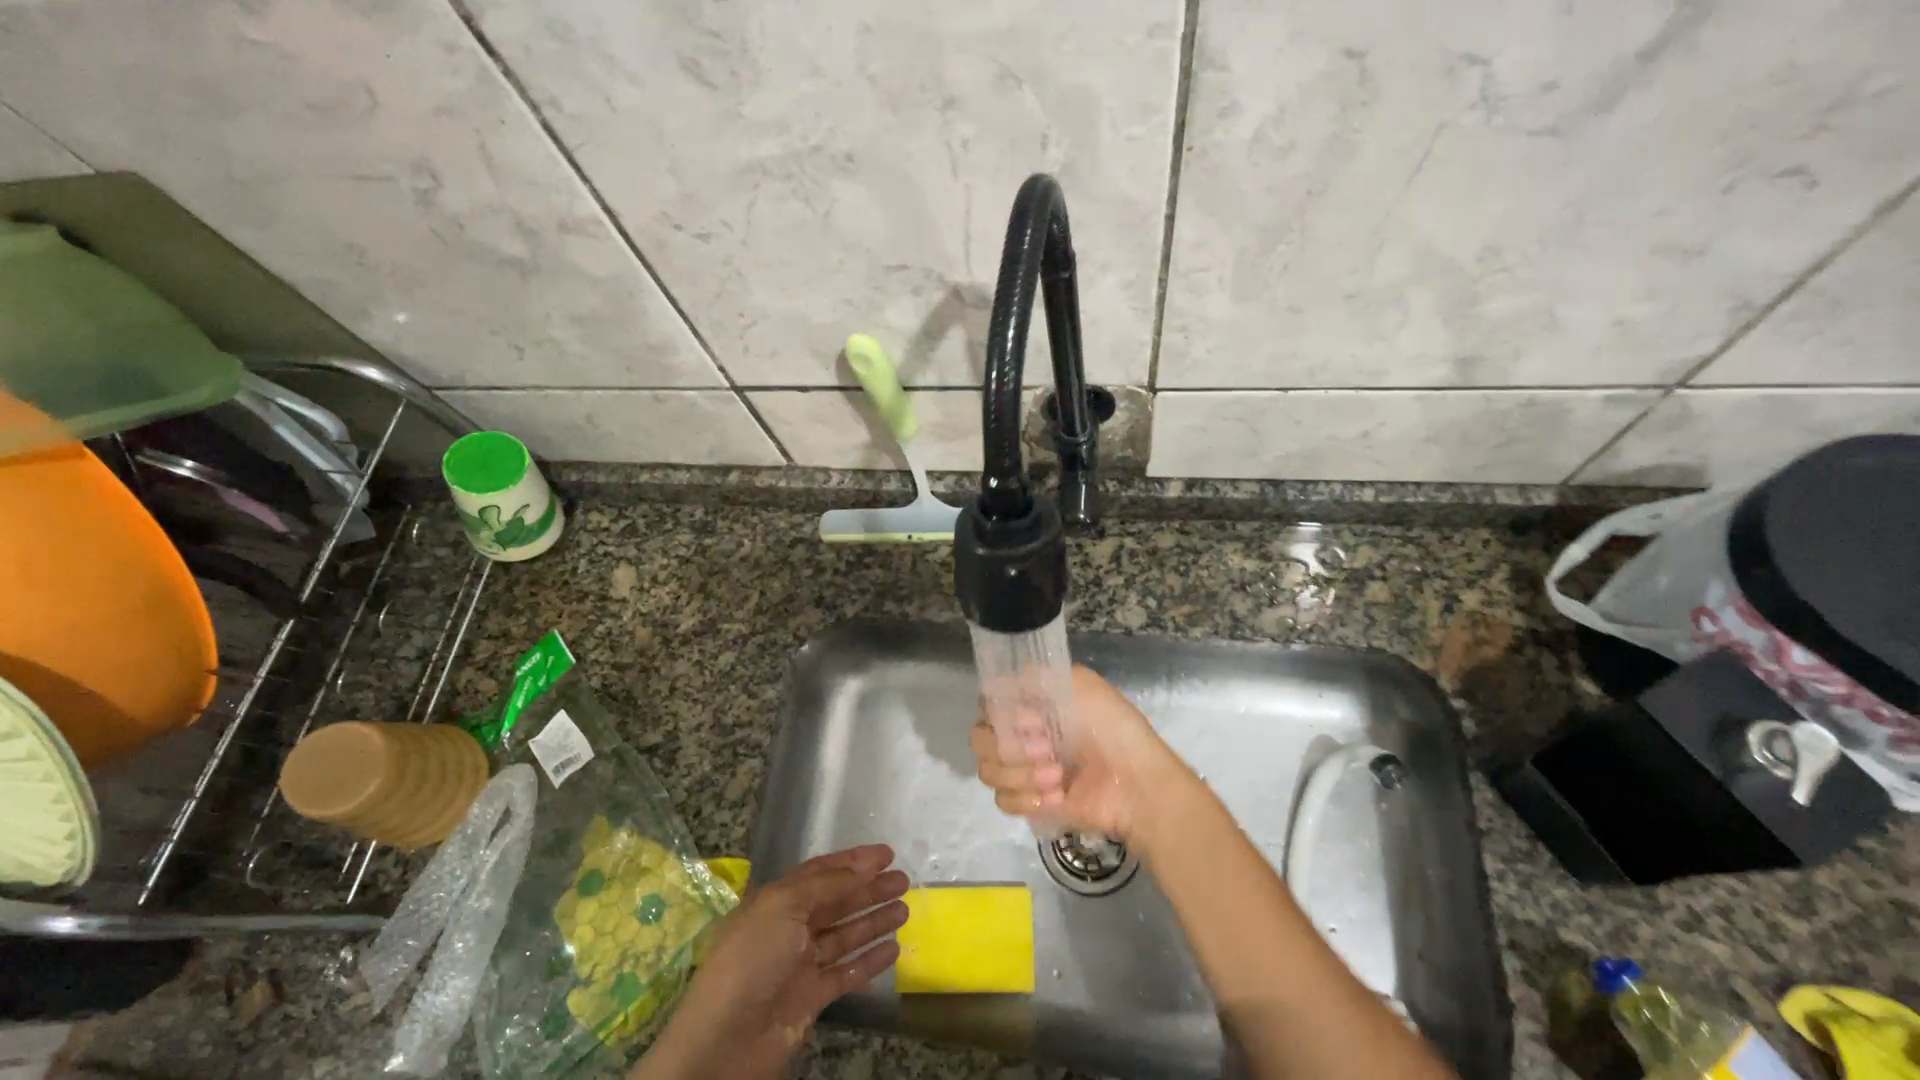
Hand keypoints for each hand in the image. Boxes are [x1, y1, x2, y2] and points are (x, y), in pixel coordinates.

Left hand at [634, 845, 907, 1079]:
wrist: (727, 1037)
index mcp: (775, 901)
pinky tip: (893, 949)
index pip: (819, 872)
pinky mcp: (812, 997)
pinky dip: (869, 961)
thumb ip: (825, 884)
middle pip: (835, 903)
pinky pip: (846, 973)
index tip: (886, 854)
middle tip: (903, 880)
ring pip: (844, 936)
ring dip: (874, 921)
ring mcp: (800, 964)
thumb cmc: (752, 958)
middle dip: (869, 889)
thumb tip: (861, 867)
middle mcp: (788, 929)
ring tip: (905, 909)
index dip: (852, 861)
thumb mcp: (783, 906)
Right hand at [970, 665, 1182, 839]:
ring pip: (988, 771)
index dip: (999, 714)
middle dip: (1011, 748)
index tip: (1030, 720)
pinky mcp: (1031, 803)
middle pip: (980, 740)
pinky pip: (1003, 800)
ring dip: (1021, 775)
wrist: (1137, 784)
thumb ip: (1035, 678)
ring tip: (1058, 777)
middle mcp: (1023, 735)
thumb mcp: (1081, 685)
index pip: (988, 705)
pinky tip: (1057, 797)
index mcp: (1032, 705)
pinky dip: (1028, 799)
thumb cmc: (1112, 729)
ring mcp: (1025, 770)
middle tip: (1046, 751)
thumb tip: (997, 688)